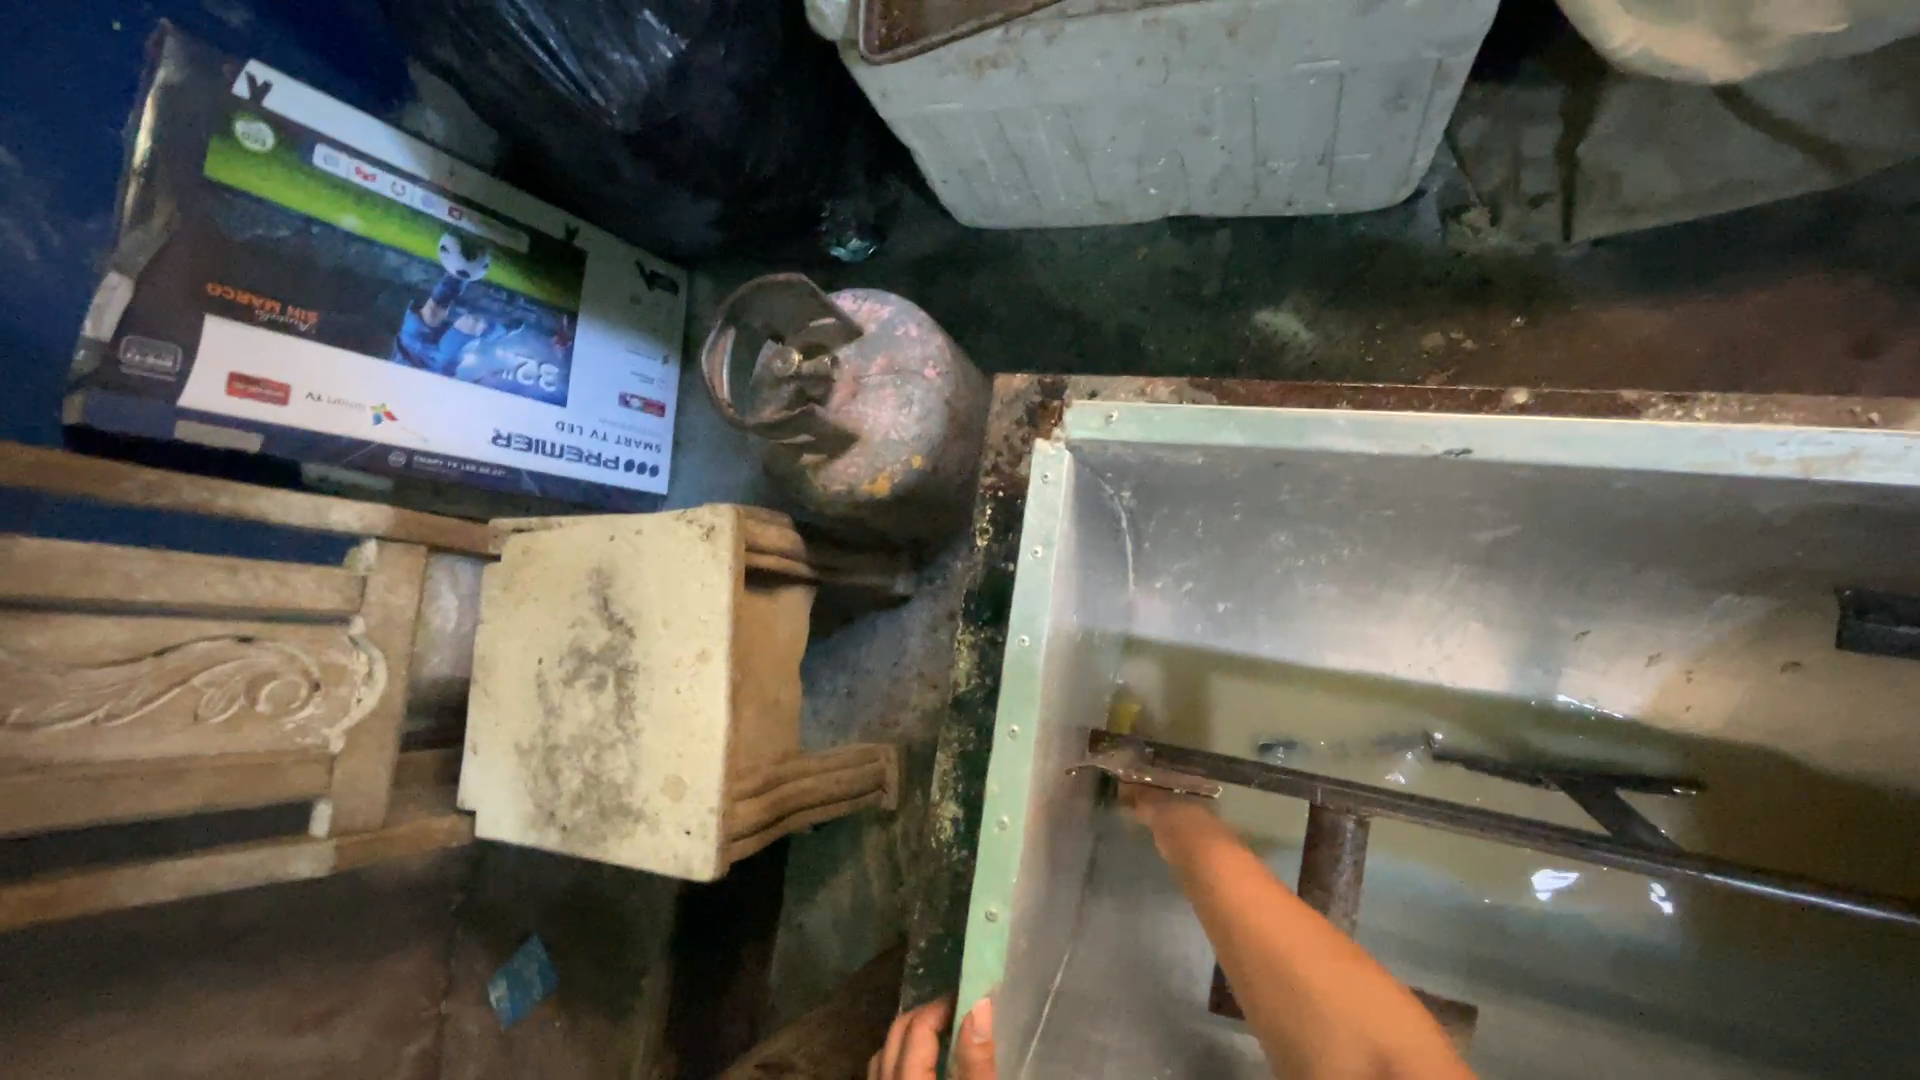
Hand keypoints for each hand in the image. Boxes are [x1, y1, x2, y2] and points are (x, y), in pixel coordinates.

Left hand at [868, 996, 995, 1079]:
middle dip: (927, 1016)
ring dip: (910, 1037)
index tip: (971, 997)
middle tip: (959, 1012)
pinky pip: (882, 1074)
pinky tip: (923, 1065)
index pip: (919, 1026)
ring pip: (885, 1054)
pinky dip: (900, 1059)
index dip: (944, 1006)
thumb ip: (976, 1061)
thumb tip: (980, 1005)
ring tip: (943, 1036)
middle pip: (897, 1033)